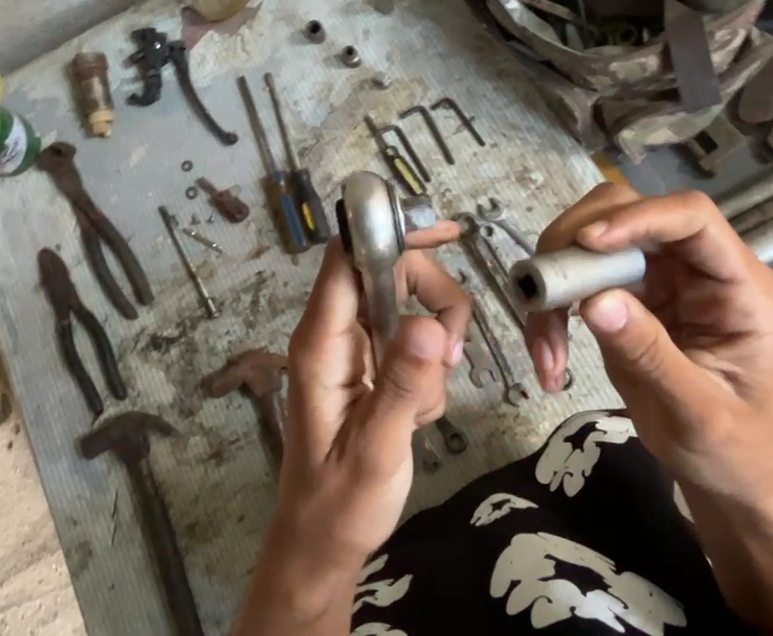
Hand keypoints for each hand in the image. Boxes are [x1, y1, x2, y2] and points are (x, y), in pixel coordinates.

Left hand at [234, 224, 468, 631]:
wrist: (324, 541)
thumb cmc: (340, 502)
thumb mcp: (377, 450)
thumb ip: (402, 387)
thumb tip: (430, 323)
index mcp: (320, 342)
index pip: (347, 257)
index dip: (390, 231)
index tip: (444, 231)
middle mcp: (333, 332)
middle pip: (389, 272)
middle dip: (432, 299)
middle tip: (452, 352)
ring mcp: (353, 347)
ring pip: (408, 306)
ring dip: (435, 344)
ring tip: (429, 402)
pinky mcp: (370, 365)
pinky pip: (412, 341)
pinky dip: (430, 368)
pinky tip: (420, 415)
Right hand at [523, 185, 772, 507]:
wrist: (729, 478)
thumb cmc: (736, 450)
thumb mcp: (699, 413)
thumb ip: (651, 354)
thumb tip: (594, 301)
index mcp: (738, 285)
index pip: (692, 217)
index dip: (638, 217)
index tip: (587, 243)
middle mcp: (695, 267)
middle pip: (626, 211)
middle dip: (575, 245)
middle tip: (544, 291)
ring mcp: (658, 278)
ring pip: (589, 240)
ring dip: (556, 283)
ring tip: (545, 346)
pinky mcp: (625, 295)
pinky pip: (576, 280)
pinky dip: (551, 311)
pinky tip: (548, 357)